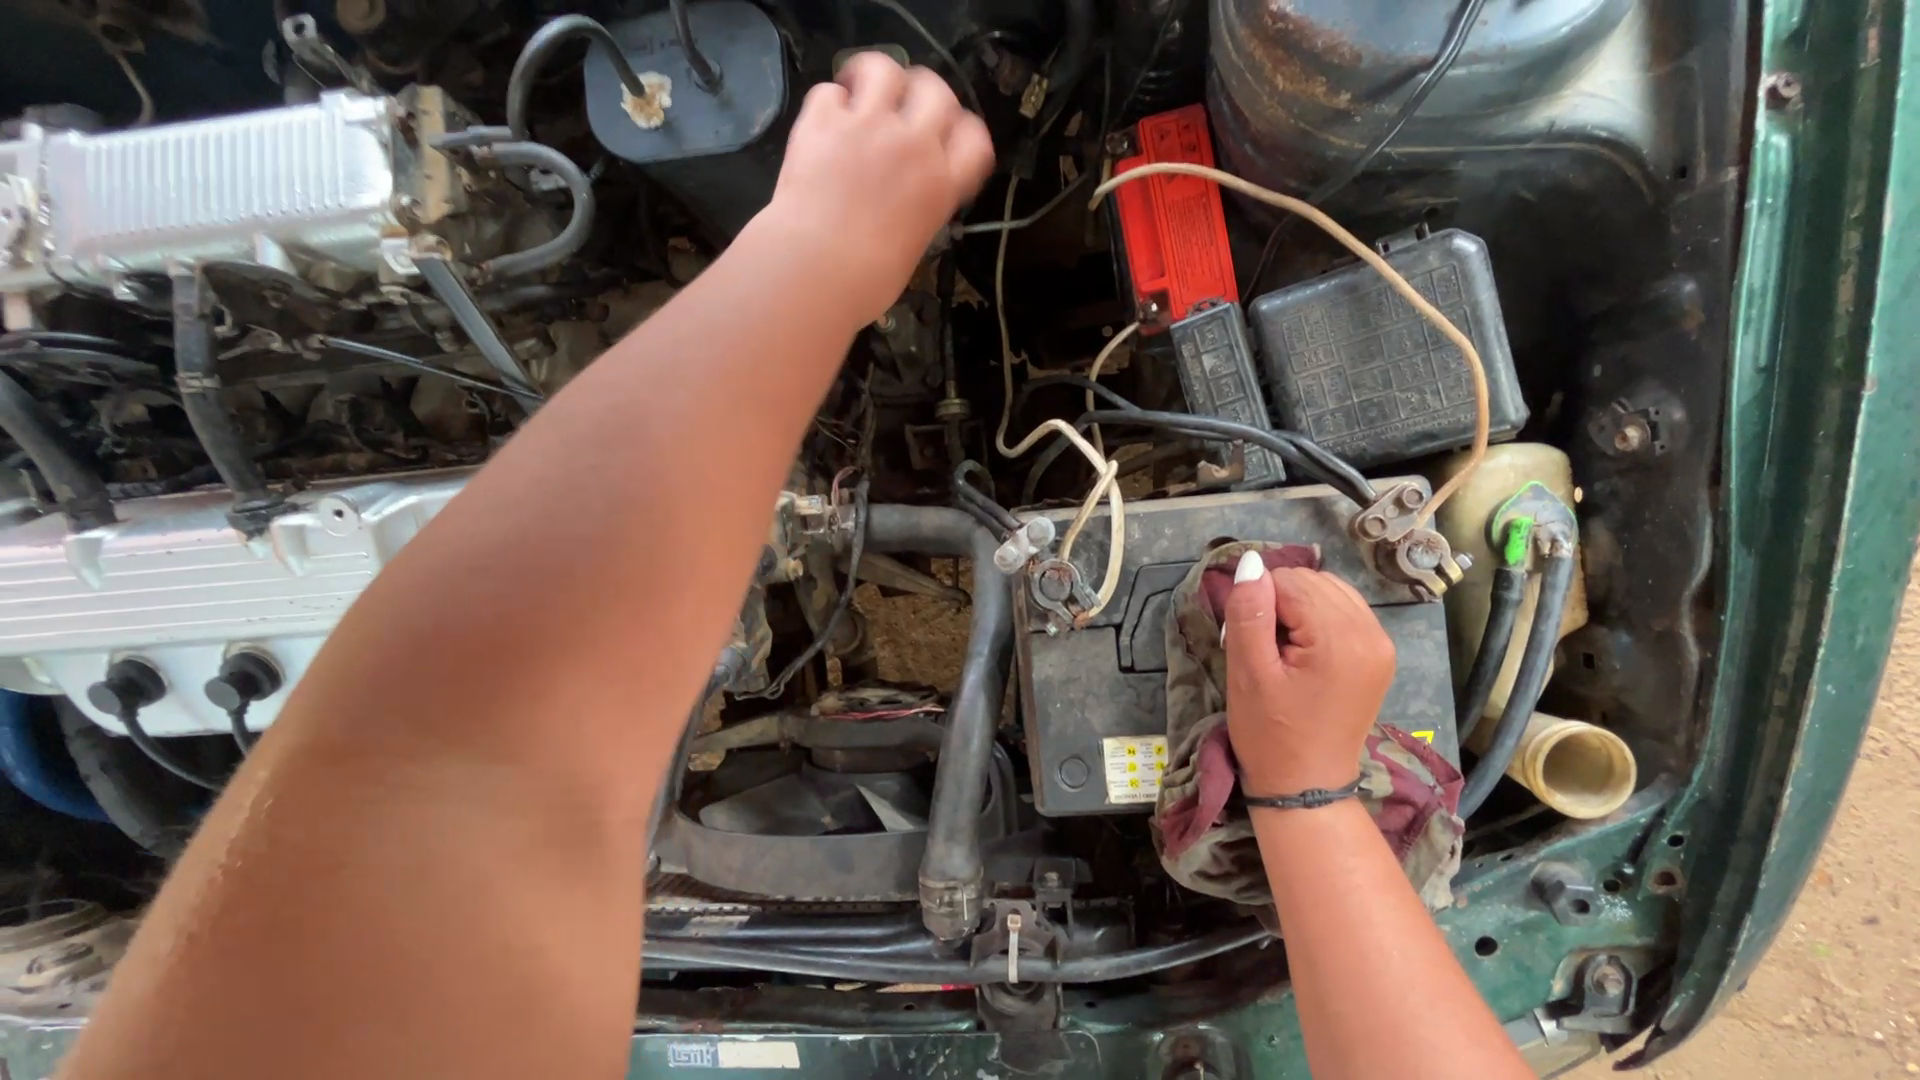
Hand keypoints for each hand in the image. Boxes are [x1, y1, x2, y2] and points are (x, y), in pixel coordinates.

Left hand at [753, 52, 994, 330]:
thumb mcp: (912, 247)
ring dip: (874, 76)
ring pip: (885, 69)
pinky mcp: (824, 120)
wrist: (817, 269)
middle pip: (936, 91)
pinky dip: (828, 102)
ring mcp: (868, 126)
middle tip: (903, 106)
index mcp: (942, 186)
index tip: (948, 135)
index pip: (975, 139)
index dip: (963, 130)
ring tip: (859, 92)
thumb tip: (904, 203)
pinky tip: (823, 122)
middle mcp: (914, 145)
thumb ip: (917, 210)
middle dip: (923, 93)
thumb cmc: (867, 282)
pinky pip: (829, 91)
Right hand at [1223, 550, 1395, 795]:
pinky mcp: (1379, 654)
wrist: (1305, 786)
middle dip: (1278, 602)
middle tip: (1261, 649)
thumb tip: (1250, 563)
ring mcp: (1381, 643)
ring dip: (1297, 607)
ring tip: (1281, 649)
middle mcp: (1371, 633)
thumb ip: (1248, 613)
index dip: (1258, 603)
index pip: (1288, 581)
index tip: (1249, 643)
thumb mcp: (1248, 673)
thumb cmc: (1269, 733)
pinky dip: (1317, 617)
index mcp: (1340, 638)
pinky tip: (1302, 649)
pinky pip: (1344, 610)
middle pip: (1311, 581)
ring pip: (1328, 590)